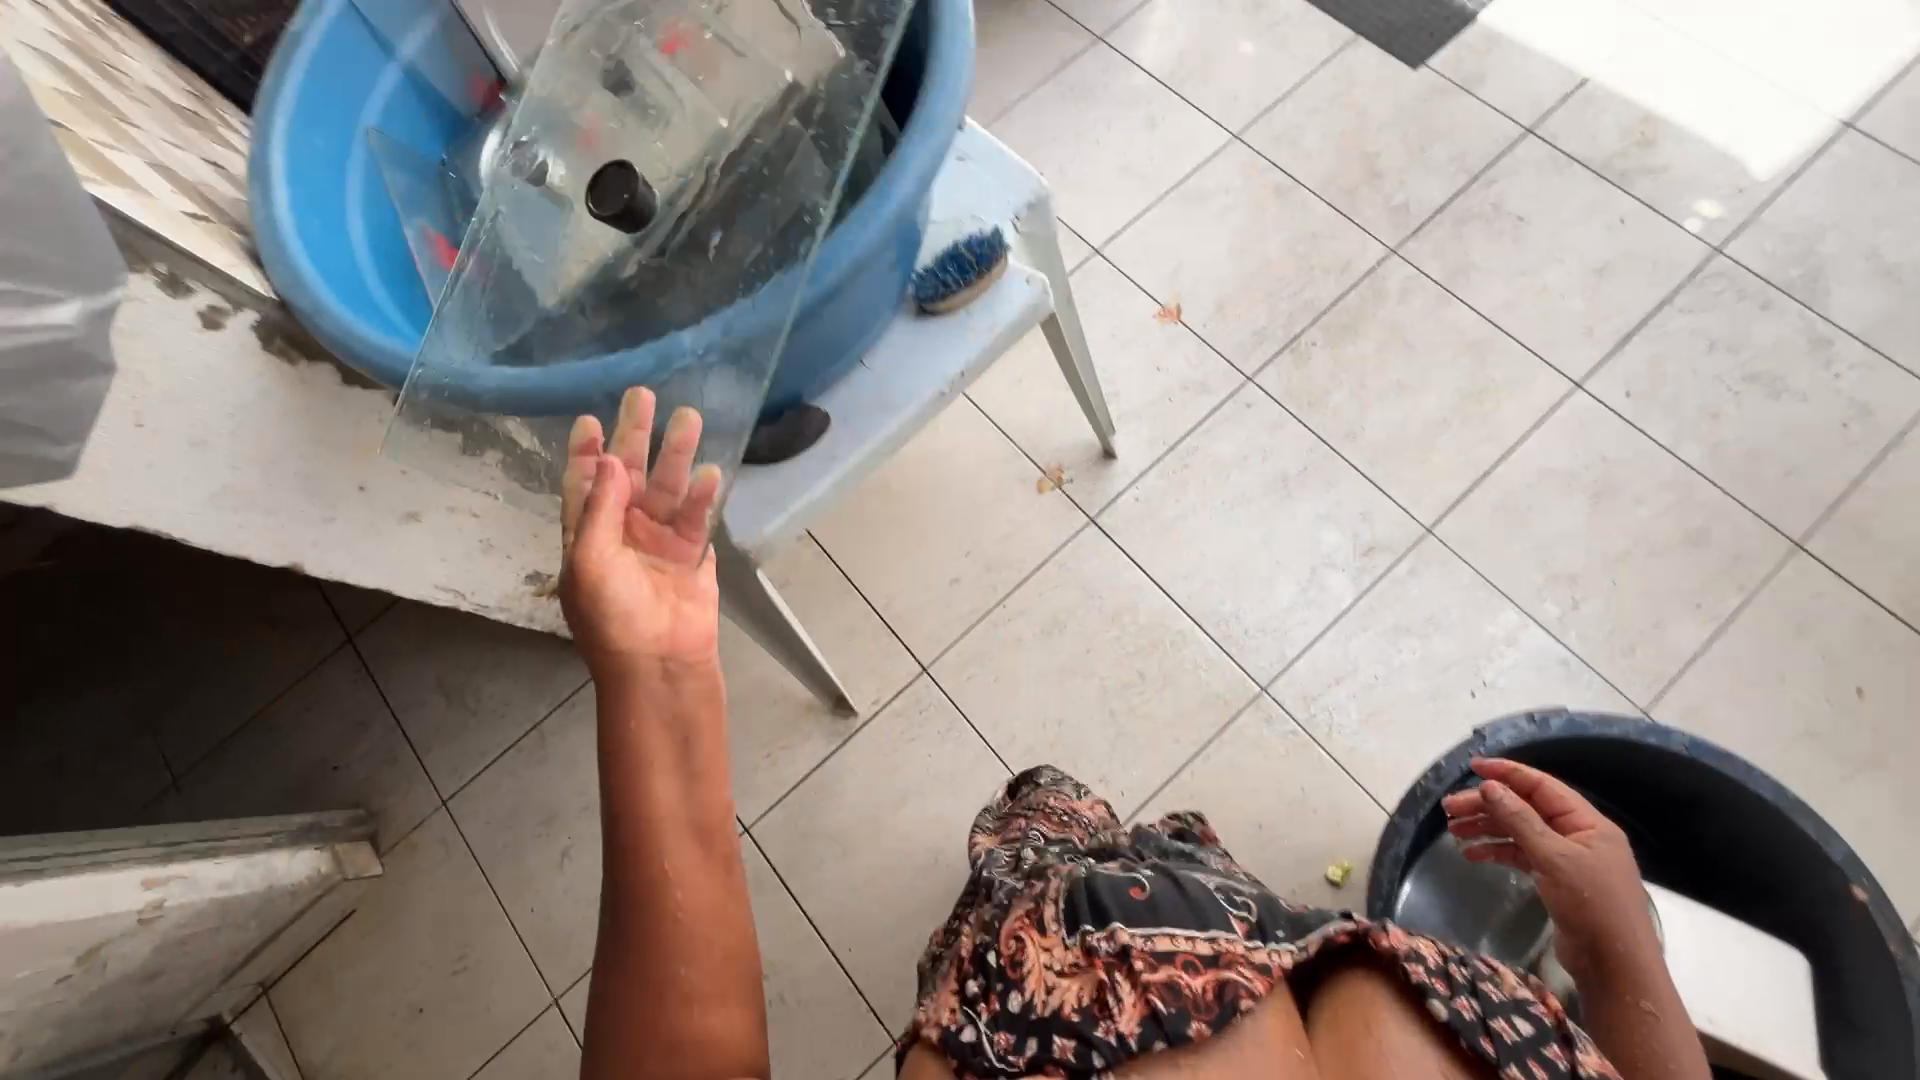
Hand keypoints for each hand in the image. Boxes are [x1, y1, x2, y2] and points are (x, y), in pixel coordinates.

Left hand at [560, 387, 724, 678]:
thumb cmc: (613, 616)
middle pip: (629, 474)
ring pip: (667, 488)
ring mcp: (660, 541)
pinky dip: (702, 495)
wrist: (660, 662)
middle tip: (644, 396)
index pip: (584, 484)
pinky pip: (697, 516)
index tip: (589, 419)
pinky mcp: (693, 553)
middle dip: (635, 436)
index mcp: (588, 535)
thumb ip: (599, 509)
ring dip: (676, 455)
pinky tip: (710, 471)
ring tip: (689, 418)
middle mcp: (623, 531)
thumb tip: (607, 458)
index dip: (585, 452)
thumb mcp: (589, 562)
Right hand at [1442, 758, 1659, 982]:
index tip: (1472, 767)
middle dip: (1486, 805)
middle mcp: (1578, 835)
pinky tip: (1472, 855)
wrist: (1615, 965)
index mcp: (1587, 824)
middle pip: (1525, 808)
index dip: (1507, 773)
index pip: (1542, 786)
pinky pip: (1520, 854)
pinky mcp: (1556, 879)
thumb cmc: (1591, 905)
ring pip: (1519, 831)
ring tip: (1454, 831)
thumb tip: (1490, 786)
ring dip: (1486, 828)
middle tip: (1449, 809)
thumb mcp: (1553, 858)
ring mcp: (1567, 858)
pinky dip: (1496, 851)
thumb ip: (1520, 819)